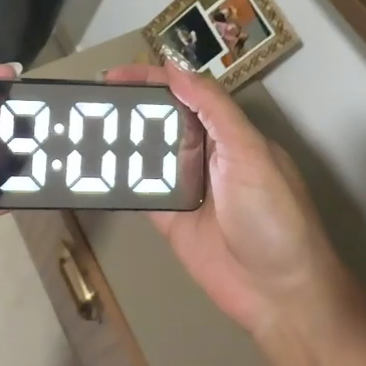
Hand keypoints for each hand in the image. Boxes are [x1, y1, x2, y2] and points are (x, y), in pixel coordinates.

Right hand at [103, 63, 365, 365]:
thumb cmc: (275, 217)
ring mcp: (184, 186)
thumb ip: (214, 108)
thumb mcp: (250, 153)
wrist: (281, 296)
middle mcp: (204, 153)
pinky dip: (117, 179)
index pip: (185, 93)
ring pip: (146, 153)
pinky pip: (139, 191)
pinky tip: (91, 168)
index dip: (151, 80)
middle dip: (129, 107)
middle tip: (91, 99)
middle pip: (161, 120)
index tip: (115, 75)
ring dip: (119, 140)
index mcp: (228, 132)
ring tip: (83, 127)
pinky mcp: (169, 218)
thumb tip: (174, 69)